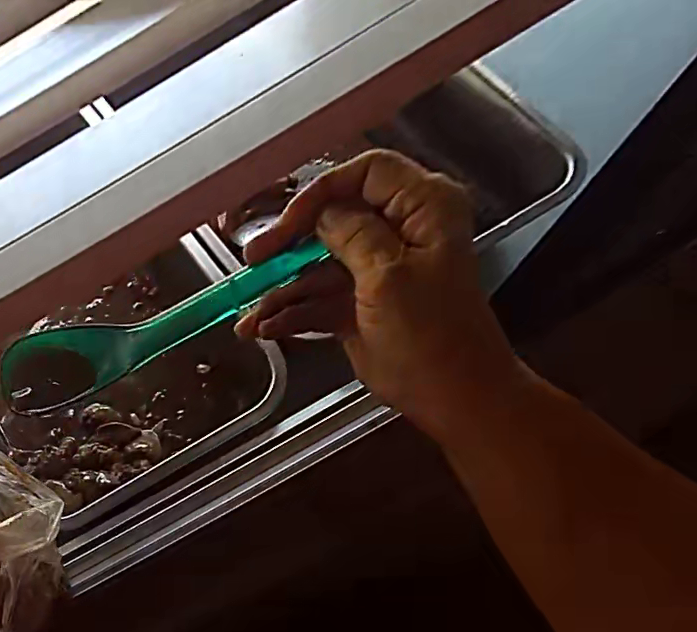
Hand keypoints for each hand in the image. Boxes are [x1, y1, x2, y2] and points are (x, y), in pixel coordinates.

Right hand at [234, 149, 526, 435]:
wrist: (448, 393)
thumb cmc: (429, 335)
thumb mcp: (388, 277)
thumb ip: (354, 236)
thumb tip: (321, 213)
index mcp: (421, 209)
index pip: (366, 174)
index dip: (322, 193)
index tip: (285, 225)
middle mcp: (398, 232)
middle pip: (331, 222)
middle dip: (288, 247)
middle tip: (253, 264)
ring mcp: (373, 272)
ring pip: (315, 269)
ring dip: (280, 293)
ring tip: (248, 320)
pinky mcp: (356, 307)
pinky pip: (314, 302)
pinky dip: (289, 316)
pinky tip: (262, 331)